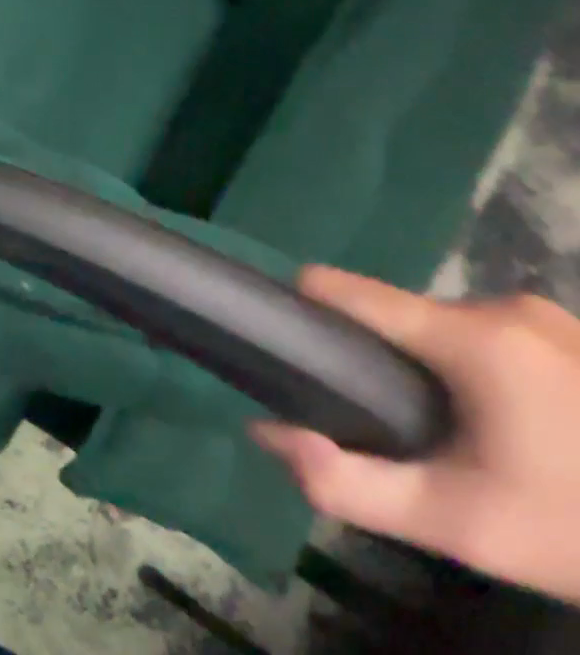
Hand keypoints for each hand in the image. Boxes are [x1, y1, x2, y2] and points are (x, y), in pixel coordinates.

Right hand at [252, 266, 579, 602]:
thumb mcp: (456, 526)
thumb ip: (343, 483)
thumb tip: (266, 432)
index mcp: (471, 336)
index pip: (336, 289)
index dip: (299, 320)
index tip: (296, 368)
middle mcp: (508, 308)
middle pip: (390, 319)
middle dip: (379, 371)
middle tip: (407, 440)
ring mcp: (553, 320)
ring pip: (441, 333)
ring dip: (430, 377)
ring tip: (463, 443)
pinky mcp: (579, 338)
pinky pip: (489, 341)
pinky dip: (477, 379)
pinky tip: (515, 436)